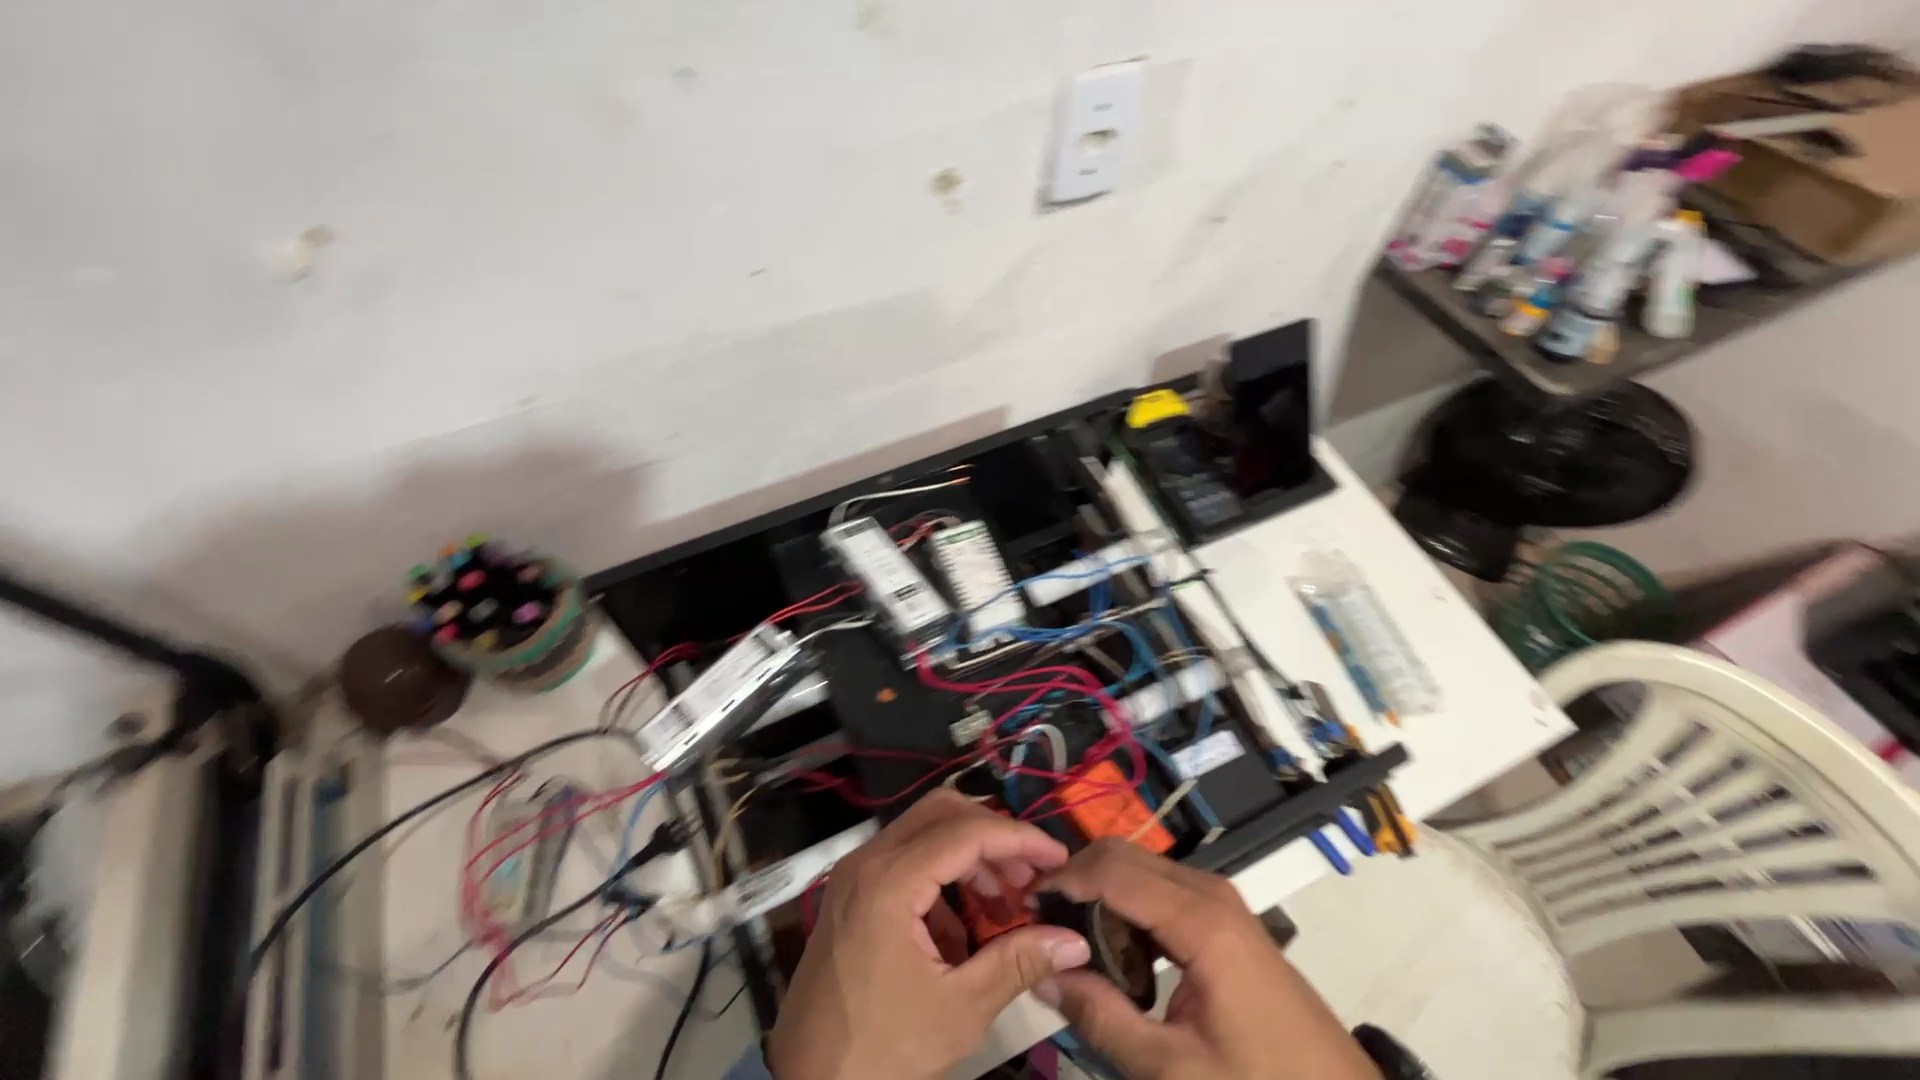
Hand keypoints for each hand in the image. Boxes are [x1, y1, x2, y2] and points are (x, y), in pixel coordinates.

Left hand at [767, 790, 1093, 1079]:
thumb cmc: (883, 1047)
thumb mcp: (960, 1008)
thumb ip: (1019, 962)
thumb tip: (1076, 941)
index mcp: (889, 881)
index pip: (967, 831)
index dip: (1020, 839)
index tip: (1058, 859)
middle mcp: (867, 861)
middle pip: (942, 813)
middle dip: (994, 837)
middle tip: (1030, 877)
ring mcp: (853, 876)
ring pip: (923, 833)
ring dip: (969, 856)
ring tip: (1007, 903)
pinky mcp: (850, 895)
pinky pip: (904, 860)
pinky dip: (941, 876)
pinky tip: (964, 927)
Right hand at [1037, 840, 1382, 1079]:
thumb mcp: (1173, 1069)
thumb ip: (1101, 1018)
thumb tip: (1043, 974)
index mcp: (1199, 920)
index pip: (1111, 869)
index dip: (1060, 881)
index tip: (1021, 908)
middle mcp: (1208, 892)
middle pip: (1122, 855)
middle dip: (1074, 878)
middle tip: (1038, 922)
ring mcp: (1219, 901)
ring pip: (1140, 867)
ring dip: (1097, 889)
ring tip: (1067, 938)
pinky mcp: (1224, 917)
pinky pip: (1160, 889)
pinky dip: (1125, 904)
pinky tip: (1111, 950)